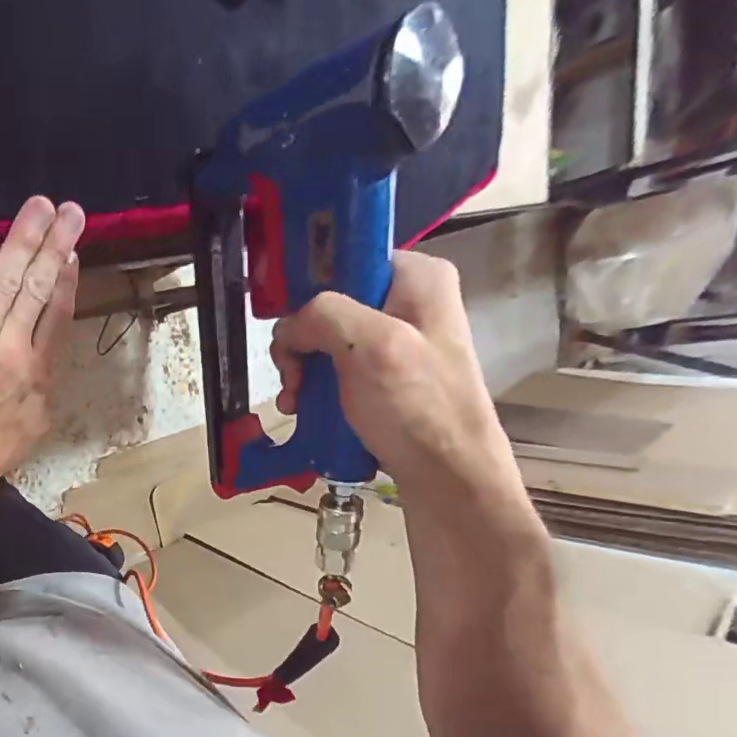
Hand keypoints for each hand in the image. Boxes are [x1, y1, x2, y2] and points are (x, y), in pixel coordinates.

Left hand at [0, 195, 84, 492]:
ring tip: (39, 208)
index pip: (57, 312)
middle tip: (68, 210)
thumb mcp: (39, 417)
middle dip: (54, 244)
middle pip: (36, 286)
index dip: (68, 276)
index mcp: (37, 370)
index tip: (74, 249)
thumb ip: (47, 374)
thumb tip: (50, 336)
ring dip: (22, 239)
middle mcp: (9, 347)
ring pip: (2, 279)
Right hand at [269, 251, 521, 510]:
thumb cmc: (418, 408)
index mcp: (416, 277)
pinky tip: (303, 408)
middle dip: (300, 341)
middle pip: (327, 302)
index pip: (343, 259)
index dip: (308, 290)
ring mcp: (395, 340)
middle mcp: (406, 301)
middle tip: (293, 377)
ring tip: (295, 400)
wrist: (447, 476)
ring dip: (300, 369)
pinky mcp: (382, 374)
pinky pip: (332, 367)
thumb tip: (289, 328)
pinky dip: (312, 386)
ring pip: (323, 338)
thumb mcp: (371, 348)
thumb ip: (324, 315)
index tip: (291, 329)